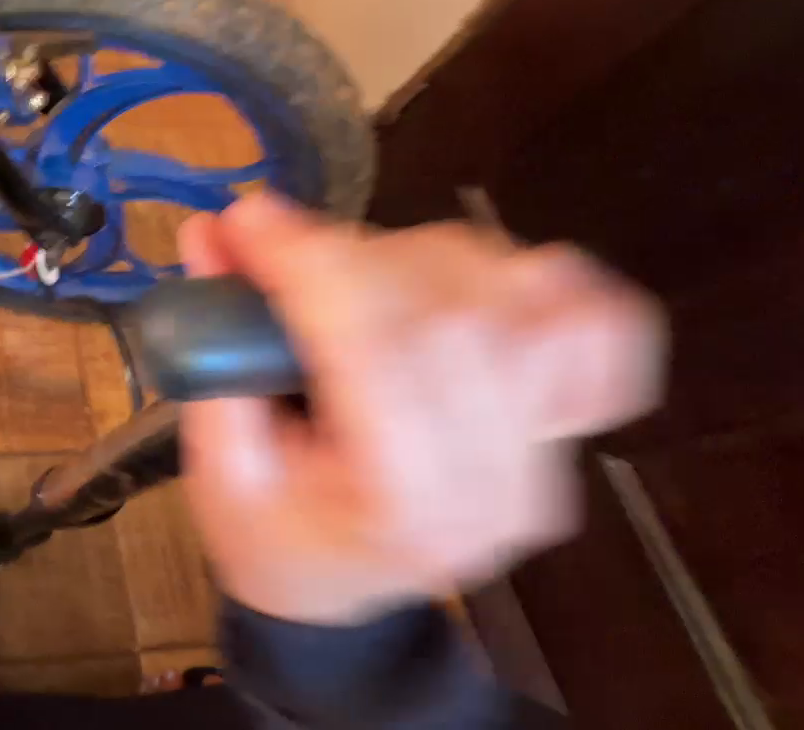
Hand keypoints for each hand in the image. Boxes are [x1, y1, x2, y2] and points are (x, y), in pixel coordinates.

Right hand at [175, 191, 664, 625]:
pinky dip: (534, 280)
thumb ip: (209, 349)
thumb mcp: (213, 464)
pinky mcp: (567, 425)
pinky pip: (598, 326)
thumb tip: (205, 233)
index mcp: (400, 502)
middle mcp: (497, 475)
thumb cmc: (264, 535)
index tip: (244, 215)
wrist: (338, 589)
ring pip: (516, 298)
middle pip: (450, 313)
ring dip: (415, 256)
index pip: (378, 350)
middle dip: (345, 253)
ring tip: (345, 273)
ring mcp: (548, 450)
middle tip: (273, 245)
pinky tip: (466, 283)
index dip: (309, 265)